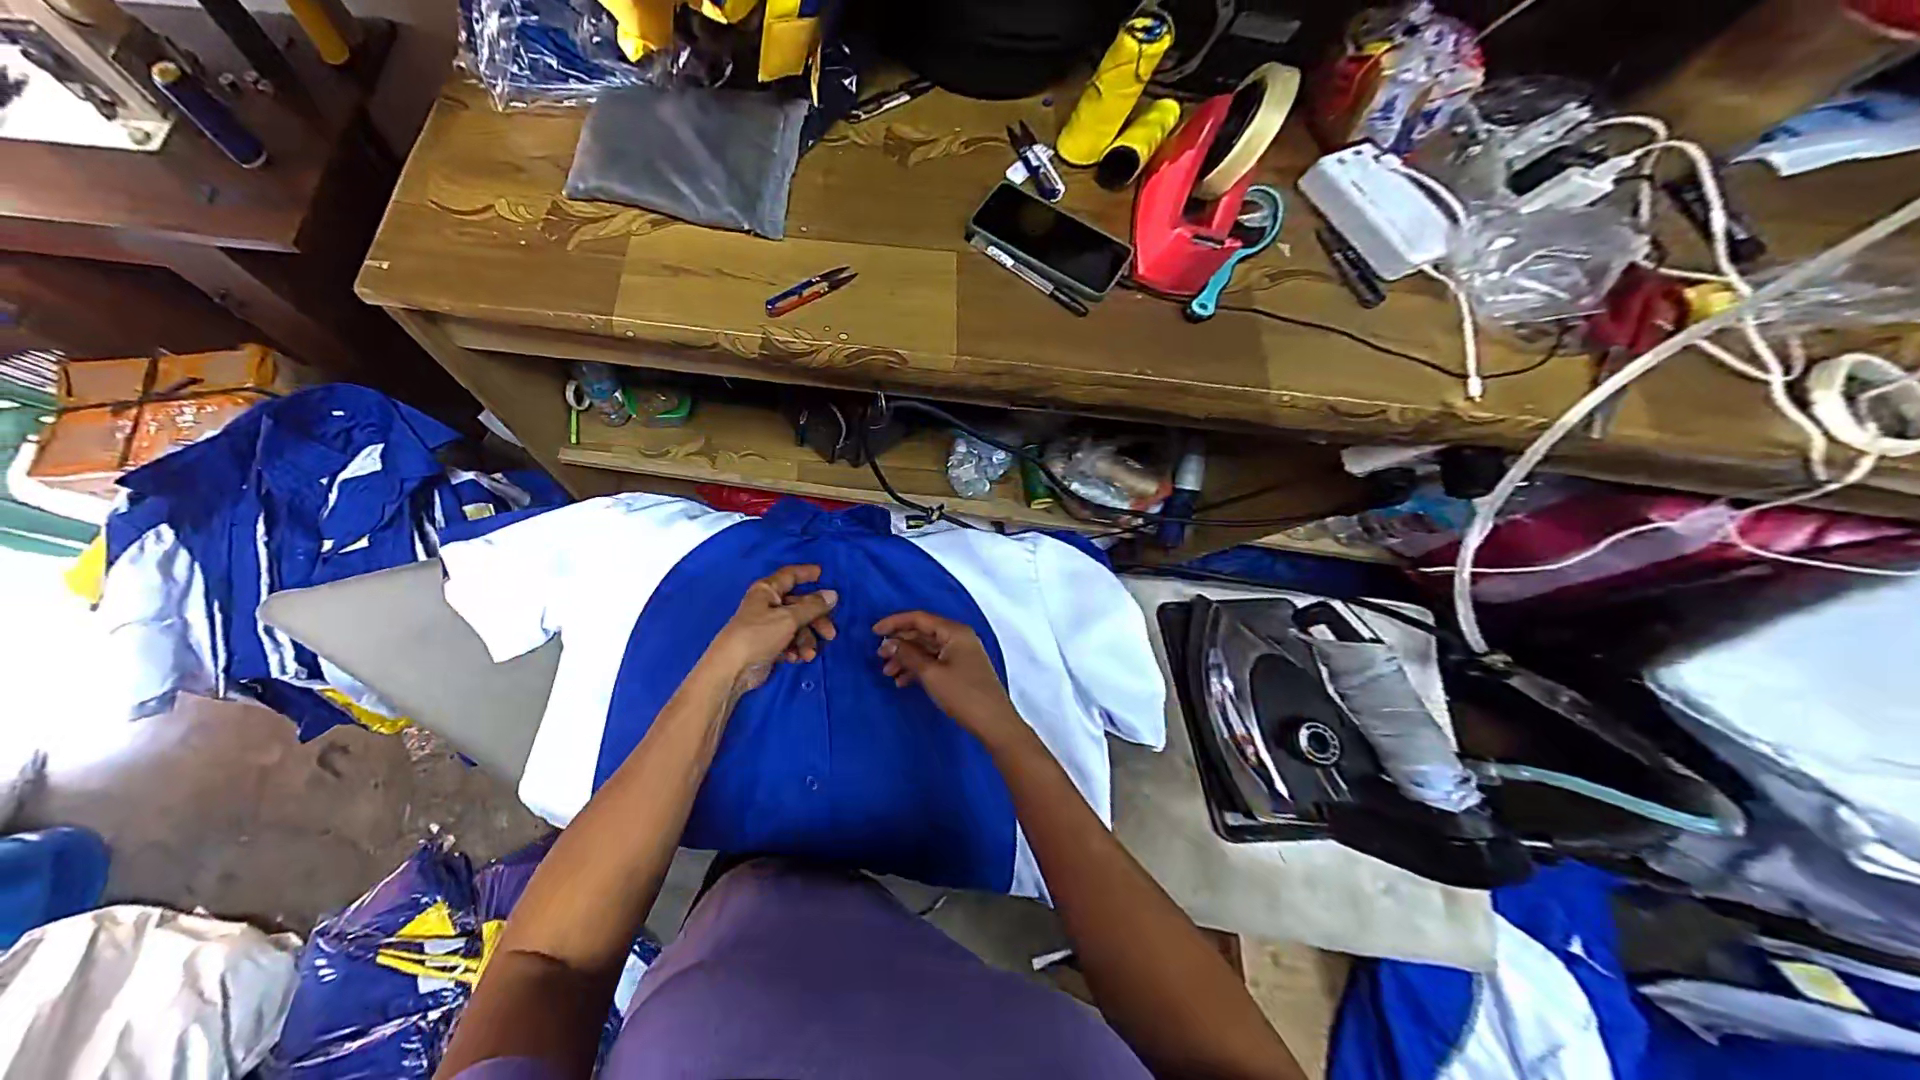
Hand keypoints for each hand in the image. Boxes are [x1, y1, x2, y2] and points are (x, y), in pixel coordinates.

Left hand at [707, 565, 838, 693]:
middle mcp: (767, 605)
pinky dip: (795, 649)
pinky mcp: (768, 645)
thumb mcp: (789, 618)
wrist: (732, 670)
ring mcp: (767, 626)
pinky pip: (789, 641)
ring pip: (797, 626)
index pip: (790, 575)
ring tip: (808, 654)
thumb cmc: (758, 635)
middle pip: (800, 605)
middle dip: (816, 620)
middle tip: (829, 634)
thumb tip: (833, 594)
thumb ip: (812, 606)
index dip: (806, 573)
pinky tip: (795, 658)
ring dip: (806, 640)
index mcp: (767, 591)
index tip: (823, 574)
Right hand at [873, 611, 1021, 743]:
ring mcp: (960, 653)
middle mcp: (958, 637)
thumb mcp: (931, 674)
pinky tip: (902, 681)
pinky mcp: (960, 669)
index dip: (895, 623)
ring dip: (906, 658)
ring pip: (926, 649)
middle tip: (879, 657)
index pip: (920, 618)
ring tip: (888, 673)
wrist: (993, 723)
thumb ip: (908, 655)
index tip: (874, 632)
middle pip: (922, 633)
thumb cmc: (963, 694)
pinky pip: (933, 661)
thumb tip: (889, 643)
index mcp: (955, 631)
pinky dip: (917, 669)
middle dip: (899, 643)